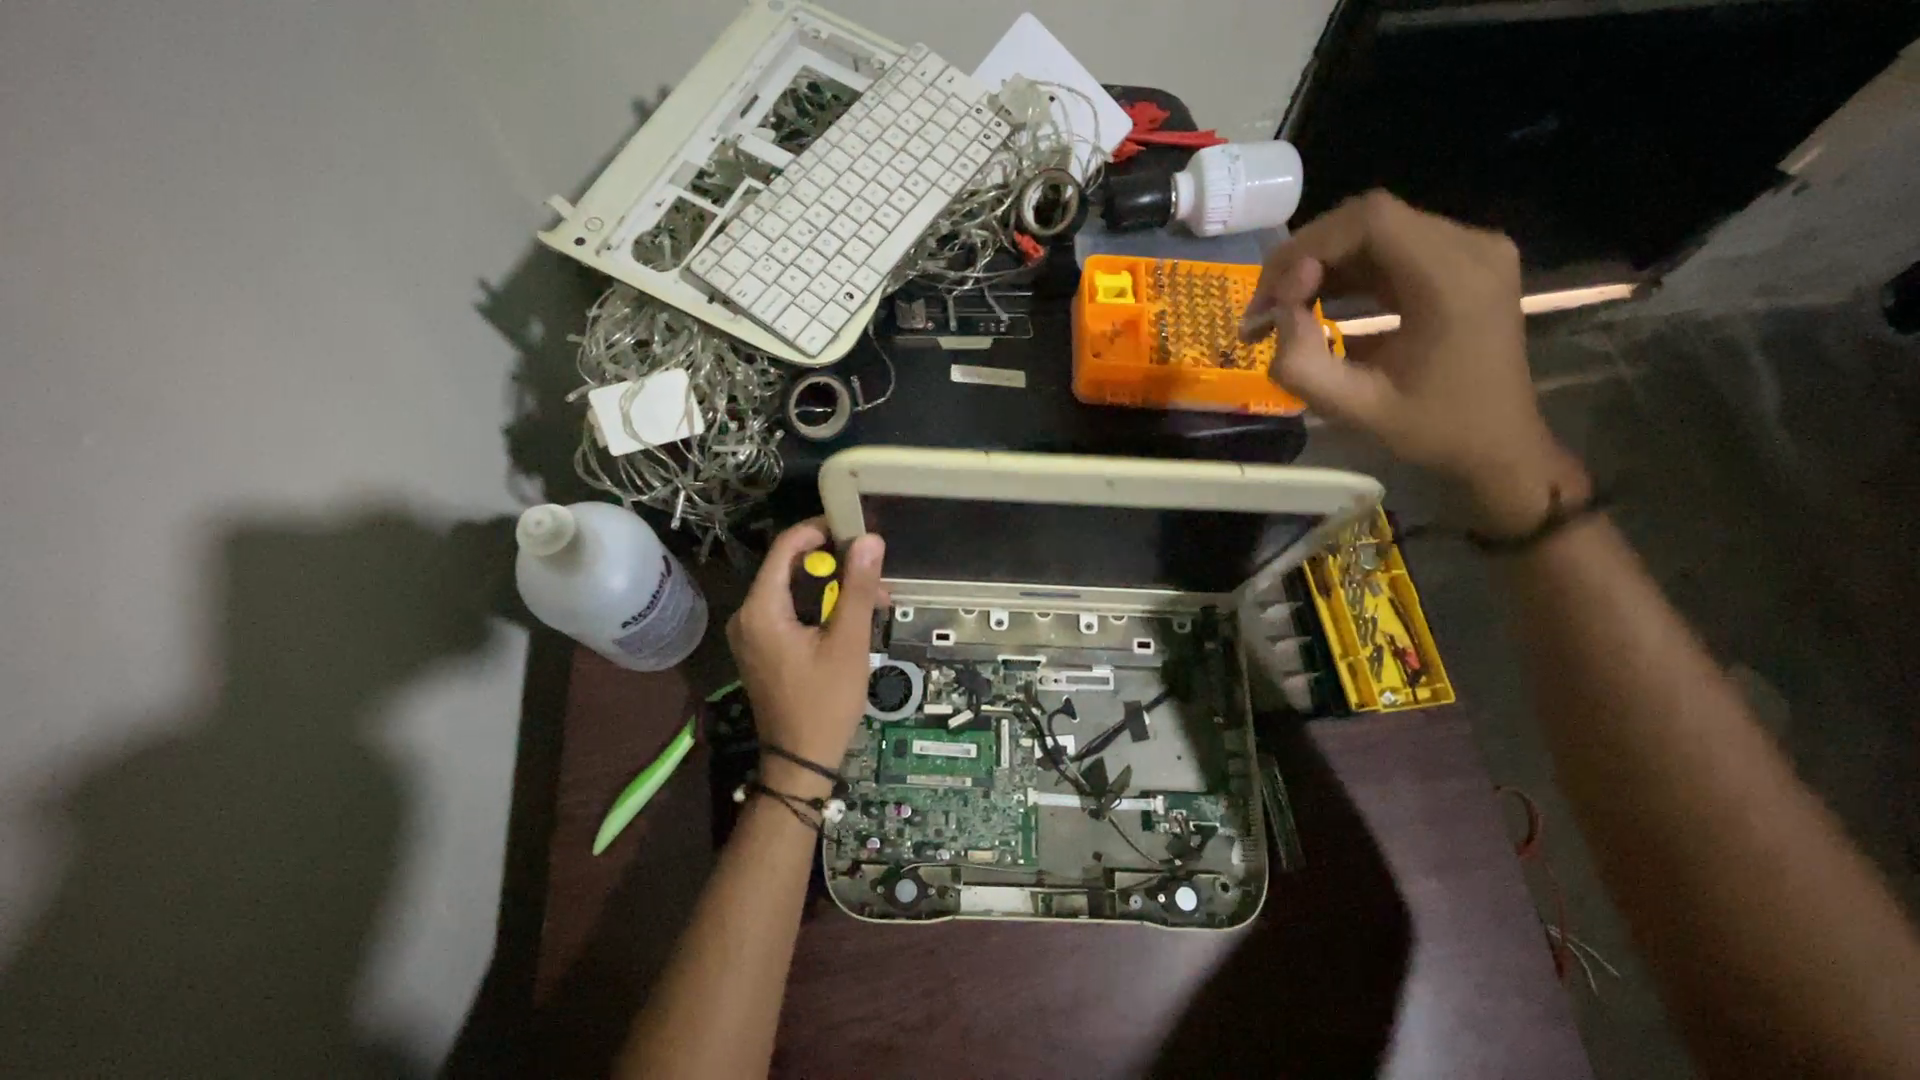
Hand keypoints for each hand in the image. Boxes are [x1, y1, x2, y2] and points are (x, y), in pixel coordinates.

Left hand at [727, 519, 885, 796]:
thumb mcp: (847, 643)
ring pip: (794, 592)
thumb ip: (857, 588)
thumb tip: (870, 540)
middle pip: (790, 569)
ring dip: (833, 590)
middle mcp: (748, 615)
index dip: (820, 531)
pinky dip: (820, 609)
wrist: (801, 762)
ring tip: (876, 600)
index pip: (786, 547)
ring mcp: (752, 634)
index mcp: (761, 609)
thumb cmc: (824, 702)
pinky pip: (790, 613)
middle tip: (876, 574)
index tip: (856, 528)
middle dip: (836, 566)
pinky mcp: (763, 649)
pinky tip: (853, 619)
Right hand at [1240, 190, 1587, 531]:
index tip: (1277, 300)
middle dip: (1306, 256)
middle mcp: (1471, 247)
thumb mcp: (1356, 410)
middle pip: (1369, 219)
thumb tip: (1278, 316)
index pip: (1370, 221)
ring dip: (1322, 262)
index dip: (1309, 249)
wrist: (1499, 445)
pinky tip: (1321, 301)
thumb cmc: (1433, 430)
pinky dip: (1349, 269)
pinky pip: (1394, 246)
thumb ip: (1303, 365)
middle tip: (1269, 306)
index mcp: (1453, 279)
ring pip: (1376, 229)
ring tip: (1287, 306)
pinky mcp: (1464, 261)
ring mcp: (1472, 250)